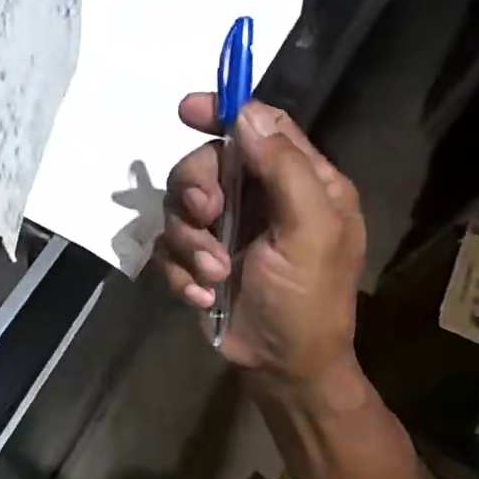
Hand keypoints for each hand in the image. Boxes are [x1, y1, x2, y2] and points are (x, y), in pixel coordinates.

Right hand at [157, 94, 364, 386]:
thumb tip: (247, 114)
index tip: (187, 110)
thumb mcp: (311, 232)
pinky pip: (167, 249)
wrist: (282, 368)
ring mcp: (223, 231)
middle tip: (207, 216)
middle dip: (196, 189)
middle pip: (205, 164)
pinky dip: (180, 272)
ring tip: (214, 276)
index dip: (223, 111)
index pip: (257, 127)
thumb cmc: (309, 301)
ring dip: (190, 243)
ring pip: (178, 208)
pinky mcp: (197, 261)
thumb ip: (284, 169)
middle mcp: (257, 198)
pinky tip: (203, 296)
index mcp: (297, 182)